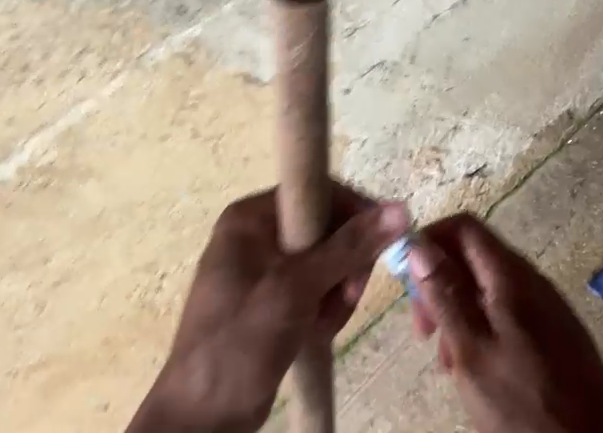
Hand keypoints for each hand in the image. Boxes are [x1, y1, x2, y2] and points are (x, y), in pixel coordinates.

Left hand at [129, 186, 408, 432]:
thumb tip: (401, 208)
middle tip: (347, 294)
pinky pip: (319, 289)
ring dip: (337, 294)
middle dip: (344, 266)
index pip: (319, 192)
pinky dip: (325, 310)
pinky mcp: (275, 302)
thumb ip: (349, 246)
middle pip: (329, 228)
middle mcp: (259, 235)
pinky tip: (314, 334)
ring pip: (330, 262)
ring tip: (321, 324)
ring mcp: (266, 270)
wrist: (201, 421)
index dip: (354, 212)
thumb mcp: (297, 289)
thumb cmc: (238, 344)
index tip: (381, 241)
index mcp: (250, 218)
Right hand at [408, 215, 602, 432]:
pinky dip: (481, 330)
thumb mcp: (473, 350)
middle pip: (474, 256)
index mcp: (510, 274)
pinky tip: (476, 367)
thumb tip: (418, 244)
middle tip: (423, 332)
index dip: (429, 243)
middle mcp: (530, 279)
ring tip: (447, 361)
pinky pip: (506, 312)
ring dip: (458, 314)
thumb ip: (446, 296)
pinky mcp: (551, 330)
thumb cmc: (526, 399)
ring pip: (487, 288)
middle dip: (439, 284)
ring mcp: (544, 304)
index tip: (405, 285)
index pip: (464, 227)